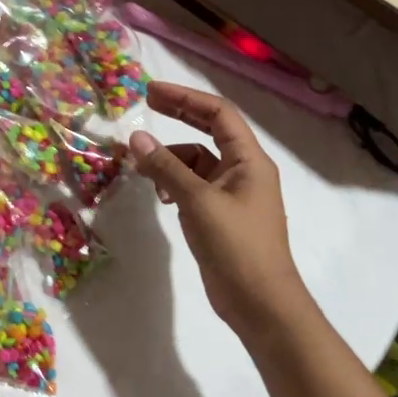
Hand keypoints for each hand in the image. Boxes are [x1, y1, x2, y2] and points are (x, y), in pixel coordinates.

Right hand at [128, 82, 308, 338]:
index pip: (219, 113)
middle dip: (178, 115)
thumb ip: (165, 166)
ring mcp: (232, 194)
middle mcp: (244, 171)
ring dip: (169, 157)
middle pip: (209, 130)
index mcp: (250, 161)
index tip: (151, 92)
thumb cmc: (237, 246)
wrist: (261, 305)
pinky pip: (192, 184)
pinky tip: (159, 195)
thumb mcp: (197, 201)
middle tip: (145, 103)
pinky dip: (172, 181)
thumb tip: (136, 137)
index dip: (185, 97)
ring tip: (141, 166)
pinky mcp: (219, 214)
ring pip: (196, 160)